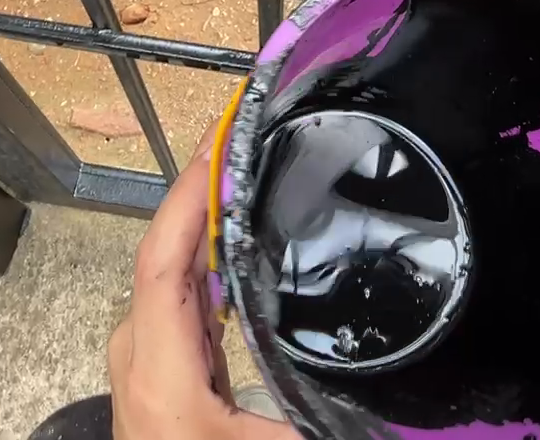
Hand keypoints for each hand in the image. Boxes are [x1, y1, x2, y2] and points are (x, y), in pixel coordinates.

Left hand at [107, 129, 299, 439]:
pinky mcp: (159, 355)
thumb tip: (398, 402)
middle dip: (202, 183)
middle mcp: (141, 349)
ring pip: (170, 260)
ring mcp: (145, 351)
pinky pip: (178, 282)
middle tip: (246, 134)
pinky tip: (235, 228)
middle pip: (165, 246)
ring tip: (243, 164)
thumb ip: (323, 405)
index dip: (189, 193)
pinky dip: (204, 244)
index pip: (163, 257)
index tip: (222, 139)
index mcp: (161, 371)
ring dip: (203, 209)